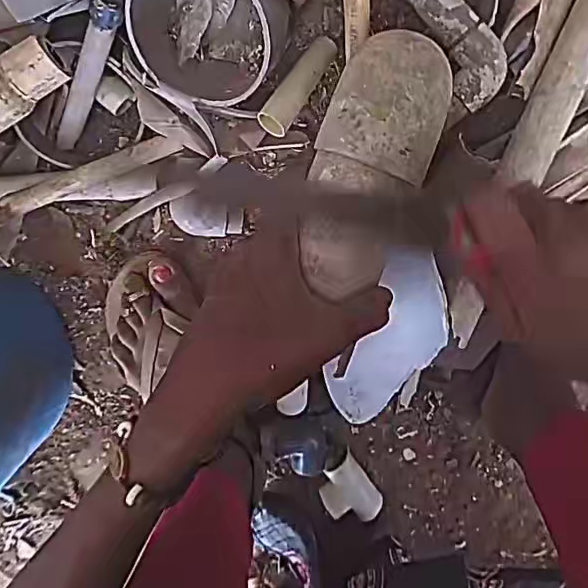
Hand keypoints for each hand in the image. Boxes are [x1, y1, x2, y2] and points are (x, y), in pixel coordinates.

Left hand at [128, 222, 389, 485]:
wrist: (204, 390)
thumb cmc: (260, 353)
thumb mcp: (328, 333)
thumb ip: (362, 312)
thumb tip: (383, 299)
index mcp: (268, 249)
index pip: (288, 204)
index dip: (309, 197)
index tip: (325, 201)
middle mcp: (240, 256)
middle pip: (274, 232)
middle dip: (300, 239)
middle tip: (322, 249)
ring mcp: (223, 279)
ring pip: (258, 259)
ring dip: (280, 266)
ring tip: (303, 286)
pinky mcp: (213, 302)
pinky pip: (244, 283)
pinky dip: (263, 289)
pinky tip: (277, 316)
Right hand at [458, 186, 587, 408]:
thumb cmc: (582, 351)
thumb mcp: (517, 327)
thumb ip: (487, 280)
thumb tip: (465, 246)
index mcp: (527, 257)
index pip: (485, 201)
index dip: (474, 208)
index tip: (475, 223)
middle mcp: (563, 229)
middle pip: (522, 196)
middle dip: (514, 216)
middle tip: (520, 250)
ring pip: (560, 206)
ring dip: (553, 225)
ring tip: (563, 263)